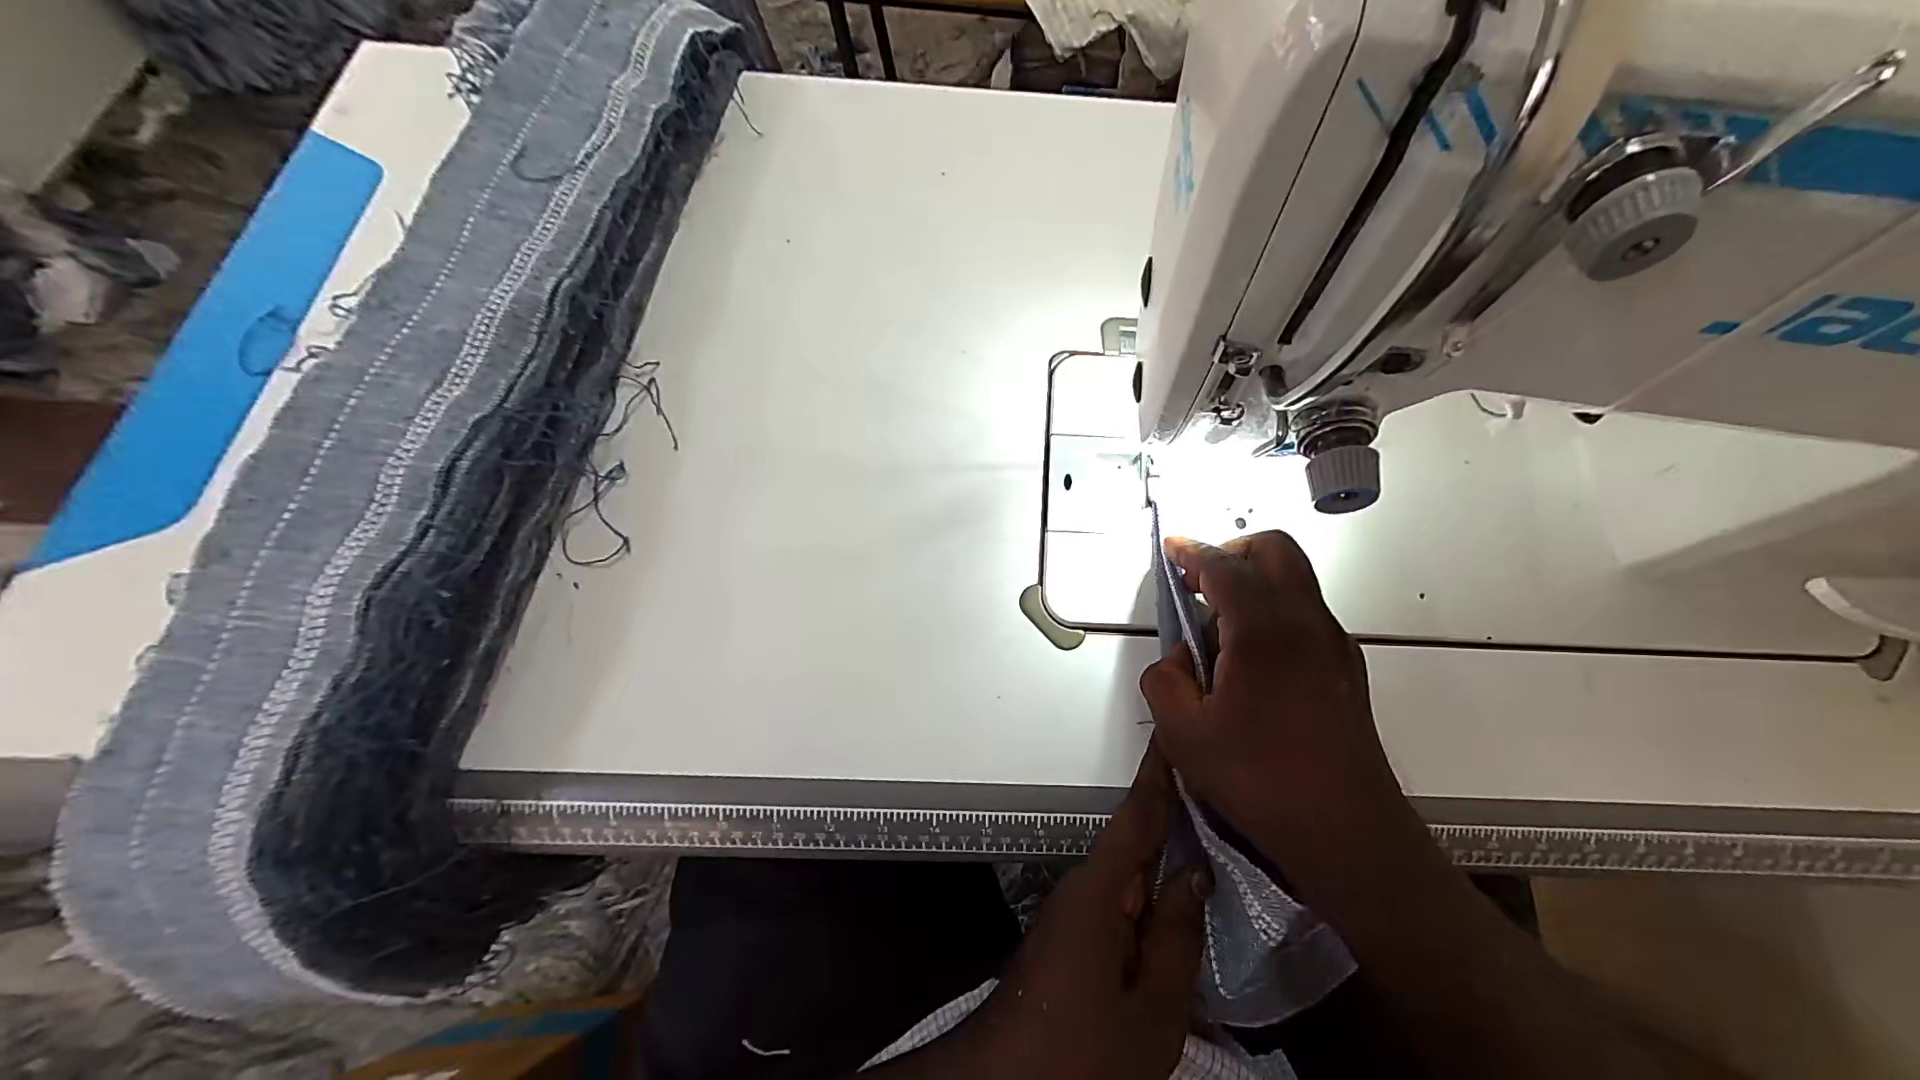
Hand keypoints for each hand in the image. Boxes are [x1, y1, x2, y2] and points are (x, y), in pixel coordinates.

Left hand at [870, 746, 1209, 1079]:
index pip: (1137, 816)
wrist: (1006, 1079)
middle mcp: (1084, 887)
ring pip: (1129, 869)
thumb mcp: (1151, 1009)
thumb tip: (1193, 875)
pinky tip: (1177, 890)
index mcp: (1100, 891)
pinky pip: (1119, 896)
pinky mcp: (1072, 930)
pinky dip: (1149, 885)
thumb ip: (1175, 937)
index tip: (1172, 729)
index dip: (1158, 773)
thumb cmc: (1082, 1050)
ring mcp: (1075, 908)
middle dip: (1170, 808)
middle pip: (1135, 838)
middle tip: (1213, 778)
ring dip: (1163, 848)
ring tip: (1209, 825)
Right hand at [1138, 532, 1425, 890]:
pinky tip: (1246, 659)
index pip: (1224, 567)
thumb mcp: (1184, 734)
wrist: (1348, 833)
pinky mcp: (1345, 669)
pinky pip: (1304, 614)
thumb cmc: (1262, 781)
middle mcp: (1307, 625)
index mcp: (1265, 630)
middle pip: (1275, 552)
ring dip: (1252, 583)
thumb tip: (1179, 659)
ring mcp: (1333, 645)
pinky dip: (1271, 611)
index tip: (1172, 549)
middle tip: (1197, 580)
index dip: (1192, 552)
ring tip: (1215, 627)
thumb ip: (1164, 680)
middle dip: (1231, 552)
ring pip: (1294, 581)